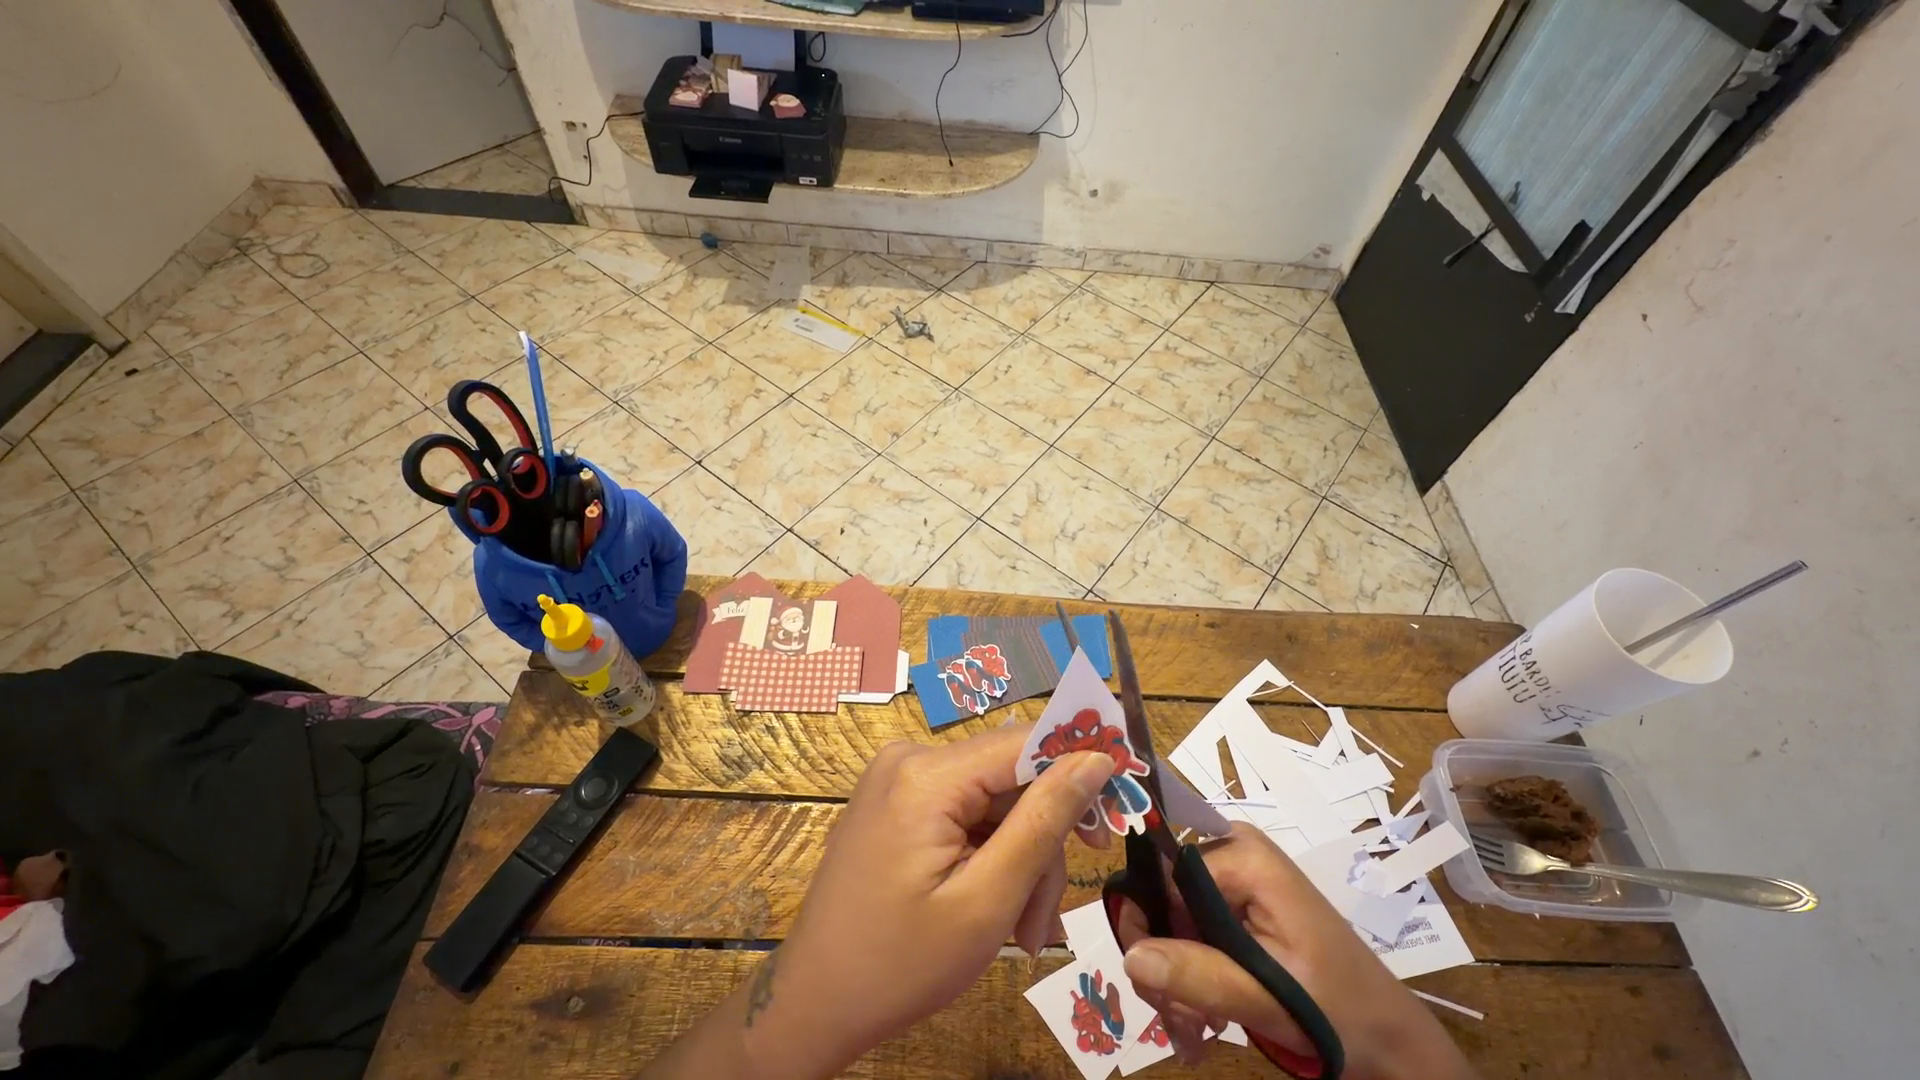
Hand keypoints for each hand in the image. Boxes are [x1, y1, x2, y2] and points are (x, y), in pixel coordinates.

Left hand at [738, 725, 1113, 1078]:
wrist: (817, 1001)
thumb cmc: (902, 963)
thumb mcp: (987, 900)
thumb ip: (1044, 822)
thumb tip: (1094, 757)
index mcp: (926, 774)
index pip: (1026, 742)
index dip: (1081, 766)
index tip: (1121, 811)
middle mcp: (910, 759)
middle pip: (1011, 780)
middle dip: (1041, 845)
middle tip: (1047, 917)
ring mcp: (899, 780)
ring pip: (995, 804)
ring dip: (1018, 863)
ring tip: (1020, 931)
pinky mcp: (897, 803)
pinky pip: (966, 815)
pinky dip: (989, 859)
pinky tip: (993, 910)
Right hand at [1115, 824, 1476, 1079]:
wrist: (1388, 1035)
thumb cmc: (1338, 1009)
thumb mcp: (1268, 998)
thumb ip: (1200, 974)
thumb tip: (1130, 956)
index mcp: (1242, 856)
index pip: (1158, 878)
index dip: (1147, 934)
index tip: (1161, 995)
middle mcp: (1230, 852)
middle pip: (1160, 901)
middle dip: (1162, 967)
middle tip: (1185, 1025)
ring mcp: (1232, 878)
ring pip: (1167, 922)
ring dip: (1173, 981)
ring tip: (1197, 1032)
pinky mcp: (1234, 904)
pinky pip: (1187, 932)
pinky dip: (1187, 978)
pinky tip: (1202, 1021)